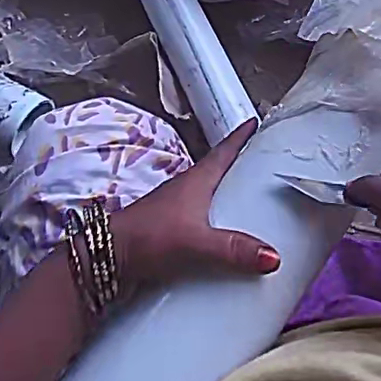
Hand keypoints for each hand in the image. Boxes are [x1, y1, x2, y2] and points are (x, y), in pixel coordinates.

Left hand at [111, 118, 279, 291]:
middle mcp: (188, 190)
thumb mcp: (196, 241)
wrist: (107, 257)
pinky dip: (219, 223)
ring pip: (212, 197)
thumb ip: (234, 249)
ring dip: (230, 196)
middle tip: (267, 165)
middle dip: (242, 166)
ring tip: (256, 204)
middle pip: (221, 171)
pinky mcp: (171, 231)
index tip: (256, 122)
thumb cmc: (148, 236)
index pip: (224, 151)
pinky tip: (230, 240)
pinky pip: (204, 221)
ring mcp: (178, 210)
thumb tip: (273, 256)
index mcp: (197, 181)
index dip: (241, 137)